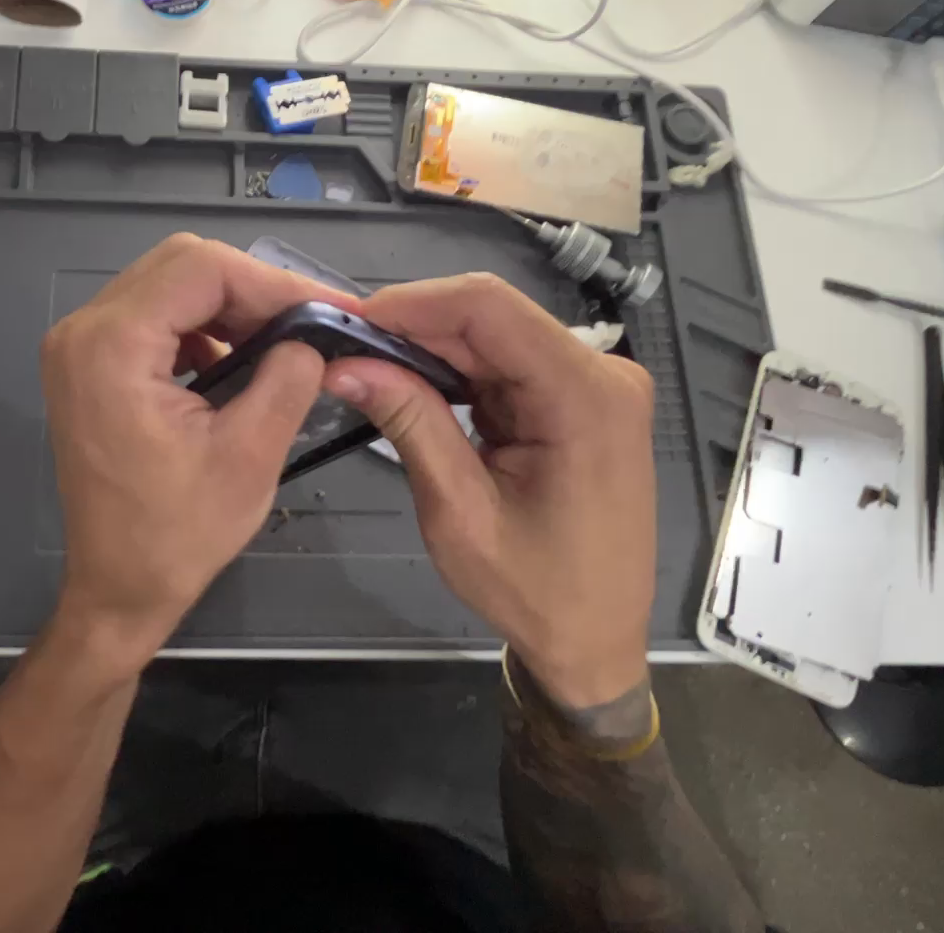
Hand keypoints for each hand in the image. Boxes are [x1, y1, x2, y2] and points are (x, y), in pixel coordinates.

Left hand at [40, 234, 353, 669]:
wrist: (119, 586)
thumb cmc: (178, 535)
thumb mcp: (250, 455)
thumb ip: (288, 377)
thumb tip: (310, 335)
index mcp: (111, 347)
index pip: (201, 269)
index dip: (273, 280)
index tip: (329, 306)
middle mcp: (82, 332)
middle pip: (180, 266)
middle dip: (252, 288)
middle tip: (308, 321)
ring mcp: (77, 347)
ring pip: (167, 286)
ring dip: (227, 305)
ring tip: (280, 338)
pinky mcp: (87, 365)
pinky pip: (151, 317)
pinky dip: (199, 326)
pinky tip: (233, 357)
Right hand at [323, 274, 655, 709]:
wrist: (594, 641)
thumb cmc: (534, 590)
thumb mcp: (458, 511)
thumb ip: (409, 423)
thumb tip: (344, 364)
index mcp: (586, 397)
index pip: (488, 308)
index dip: (411, 303)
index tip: (347, 322)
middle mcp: (600, 374)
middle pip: (491, 319)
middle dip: (412, 328)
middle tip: (343, 348)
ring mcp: (593, 386)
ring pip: (492, 339)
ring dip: (427, 351)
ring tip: (365, 368)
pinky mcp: (577, 401)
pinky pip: (504, 366)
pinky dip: (453, 374)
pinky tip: (411, 388)